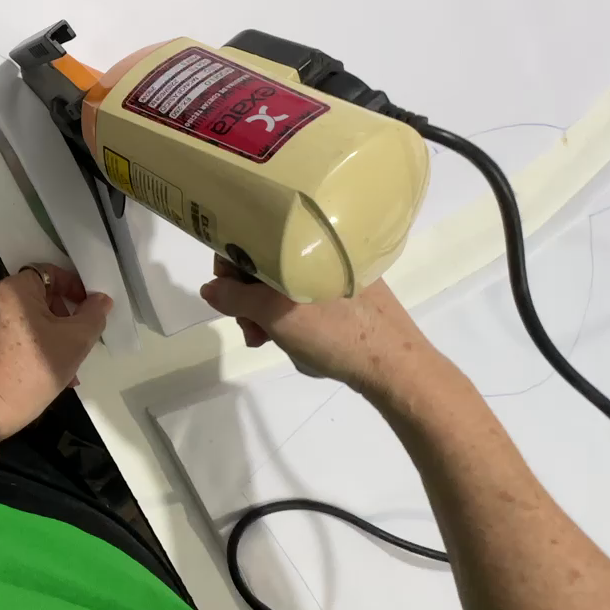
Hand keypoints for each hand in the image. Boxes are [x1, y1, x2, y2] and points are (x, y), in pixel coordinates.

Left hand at [0, 264, 112, 438]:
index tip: (89, 306)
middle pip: (40, 294)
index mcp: (13, 288)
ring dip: (54, 332)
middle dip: (65, 314)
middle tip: (81, 335)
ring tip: (71, 359)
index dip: (73, 286)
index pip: (49, 273)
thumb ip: (93, 314)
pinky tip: (53, 367)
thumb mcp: (76, 339)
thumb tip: (101, 299)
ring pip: (31, 314)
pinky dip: (36, 339)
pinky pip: (18, 328)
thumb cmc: (37, 366)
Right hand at [199, 256, 442, 394]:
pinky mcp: (350, 299)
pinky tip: (287, 341)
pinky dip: (288, 316)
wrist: (398, 370)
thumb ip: (234, 298)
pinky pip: (305, 298)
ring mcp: (339, 277)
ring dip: (263, 312)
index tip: (225, 293)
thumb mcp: (273, 315)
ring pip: (284, 285)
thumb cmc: (335, 334)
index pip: (253, 239)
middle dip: (245, 296)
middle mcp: (324, 253)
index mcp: (308, 245)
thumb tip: (210, 289)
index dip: (231, 264)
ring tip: (264, 339)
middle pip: (266, 265)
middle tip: (246, 326)